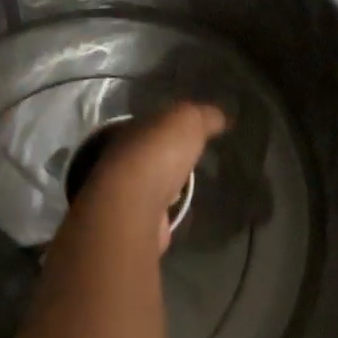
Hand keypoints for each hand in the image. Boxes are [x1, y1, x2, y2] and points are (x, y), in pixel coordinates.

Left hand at [87, 102, 226, 248]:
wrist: (137, 205)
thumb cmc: (159, 153)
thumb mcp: (188, 120)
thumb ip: (203, 116)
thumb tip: (219, 117)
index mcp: (127, 130)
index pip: (146, 123)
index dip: (165, 125)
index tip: (185, 131)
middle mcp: (118, 160)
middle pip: (145, 154)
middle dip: (164, 156)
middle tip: (187, 159)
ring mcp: (124, 193)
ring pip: (146, 183)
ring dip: (162, 185)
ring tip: (184, 187)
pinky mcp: (134, 221)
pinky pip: (152, 210)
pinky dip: (163, 209)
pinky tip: (177, 209)